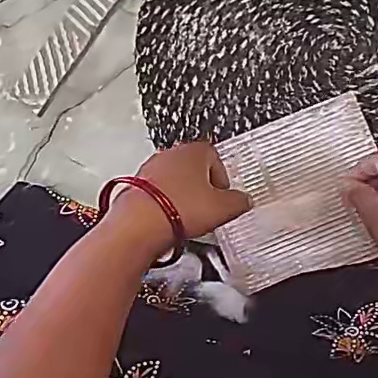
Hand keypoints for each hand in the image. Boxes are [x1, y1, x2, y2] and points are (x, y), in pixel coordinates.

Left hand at [105, 142, 252, 255]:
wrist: (139, 226)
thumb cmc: (177, 209)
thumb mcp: (224, 208)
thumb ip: (239, 202)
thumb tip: (243, 201)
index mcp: (195, 151)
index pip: (216, 158)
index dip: (223, 179)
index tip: (225, 196)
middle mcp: (170, 155)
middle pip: (193, 168)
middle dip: (202, 188)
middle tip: (208, 208)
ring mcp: (150, 170)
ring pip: (173, 181)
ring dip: (182, 197)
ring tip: (188, 219)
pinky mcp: (134, 188)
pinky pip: (156, 195)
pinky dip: (164, 206)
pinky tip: (169, 223)